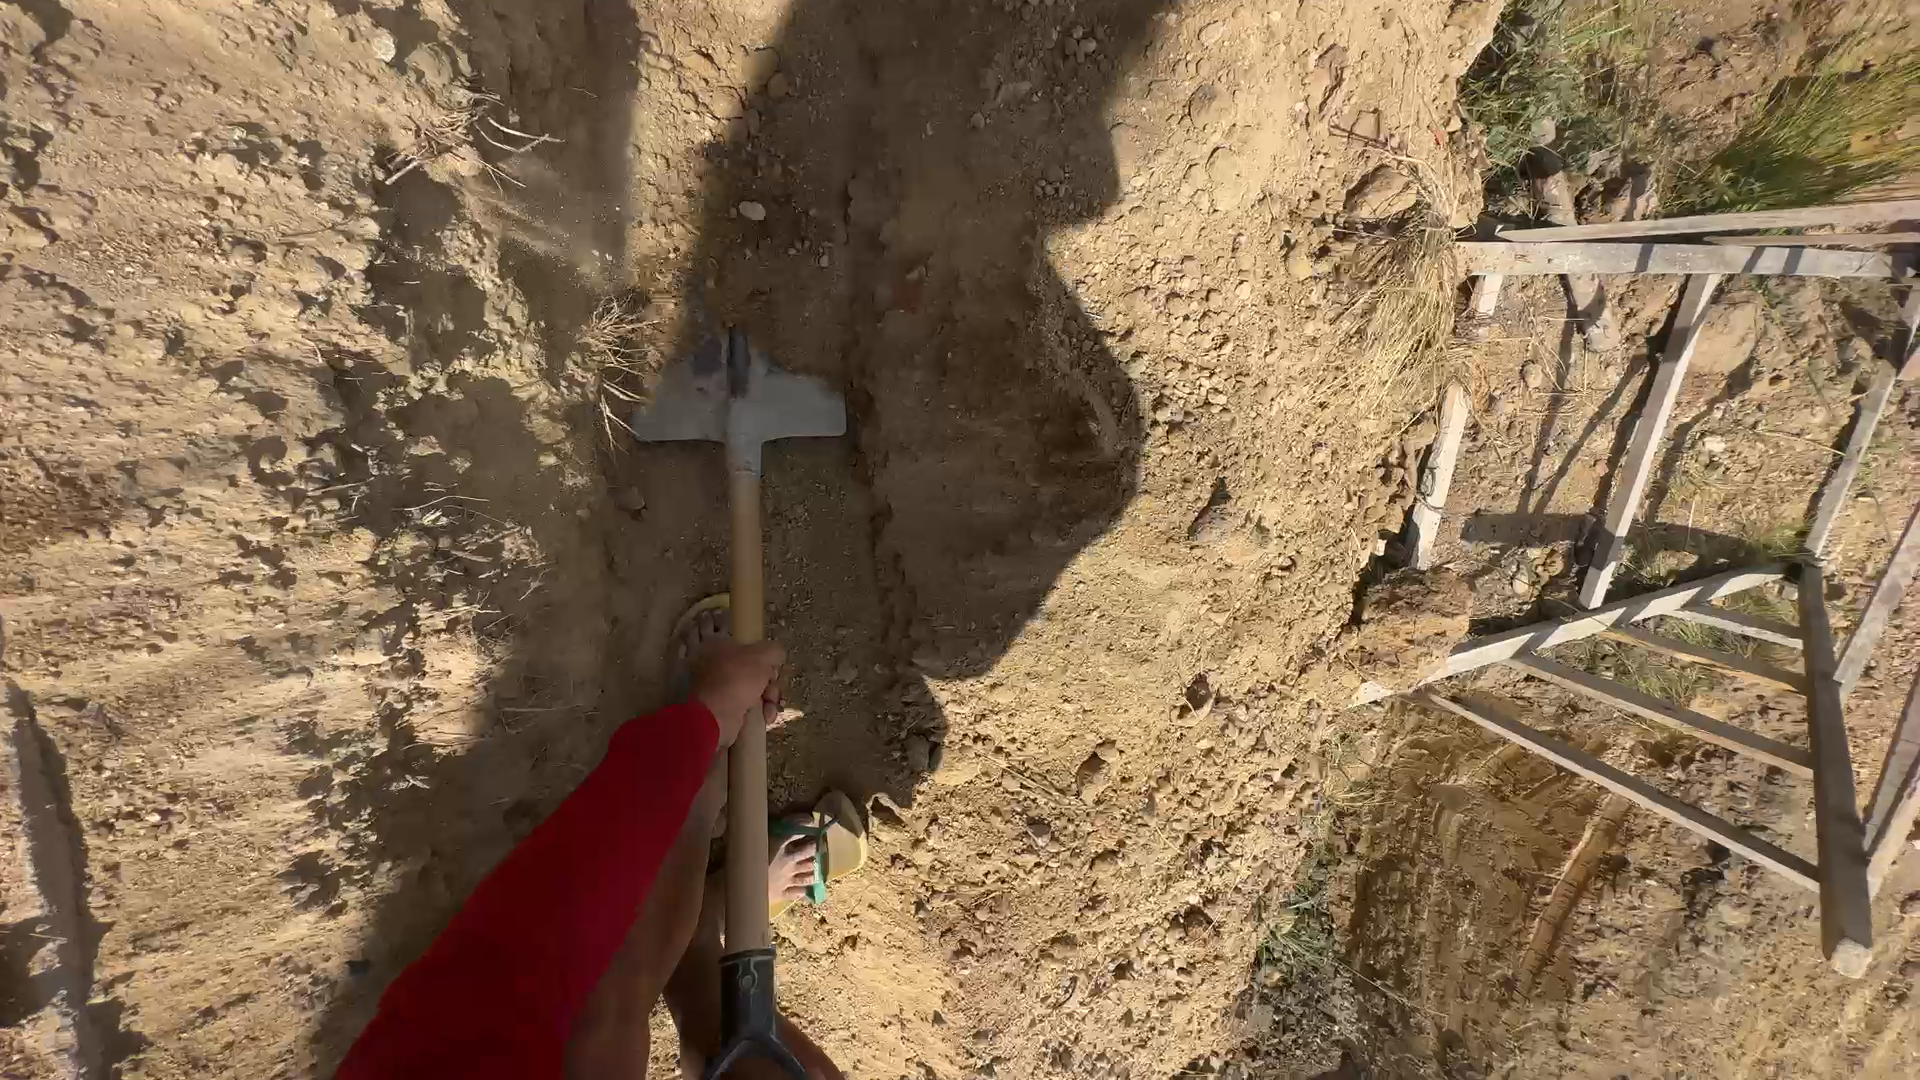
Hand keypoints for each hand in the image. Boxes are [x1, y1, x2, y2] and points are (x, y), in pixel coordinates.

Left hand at [690, 638, 785, 746]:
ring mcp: (723, 690)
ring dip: (770, 698)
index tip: (775, 668)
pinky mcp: (728, 710)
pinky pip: (753, 707)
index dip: (767, 658)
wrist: (715, 718)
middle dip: (772, 682)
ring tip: (770, 706)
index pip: (752, 648)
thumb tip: (778, 655)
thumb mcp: (761, 656)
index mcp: (721, 648)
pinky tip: (766, 716)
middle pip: (758, 670)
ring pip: (758, 690)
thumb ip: (774, 650)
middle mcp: (720, 667)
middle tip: (772, 689)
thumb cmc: (736, 680)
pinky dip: (763, 711)